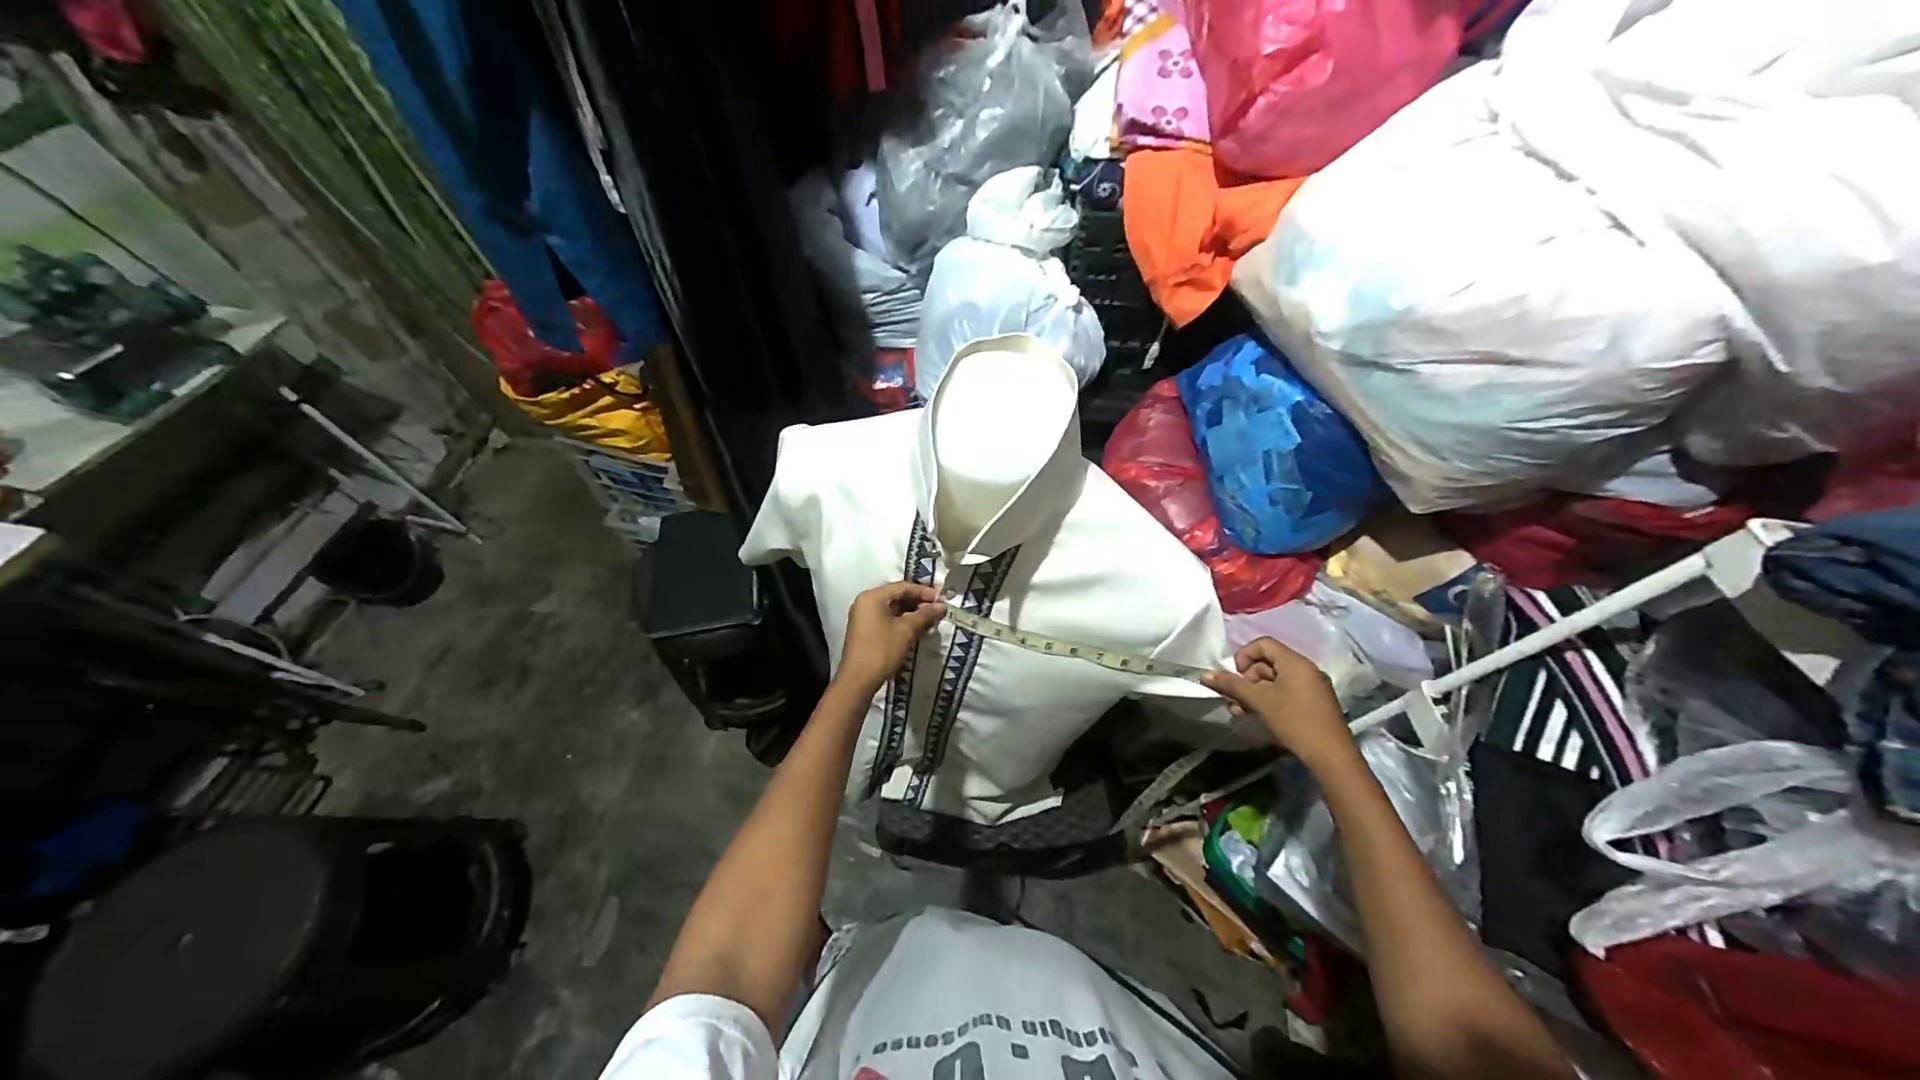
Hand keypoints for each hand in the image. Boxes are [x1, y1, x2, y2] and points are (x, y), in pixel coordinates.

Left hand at [835, 582, 945, 693]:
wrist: (858, 680)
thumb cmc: (882, 650)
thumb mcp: (906, 630)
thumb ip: (925, 615)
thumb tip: (942, 606)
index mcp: (872, 597)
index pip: (902, 587)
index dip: (923, 591)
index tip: (941, 598)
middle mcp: (865, 602)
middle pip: (896, 596)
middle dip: (918, 602)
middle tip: (938, 609)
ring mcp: (864, 617)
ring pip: (892, 609)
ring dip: (912, 613)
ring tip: (931, 620)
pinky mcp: (865, 631)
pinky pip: (887, 619)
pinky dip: (902, 622)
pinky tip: (918, 629)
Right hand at [1202, 637, 1357, 770]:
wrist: (1332, 757)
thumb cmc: (1294, 722)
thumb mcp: (1260, 702)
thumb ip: (1232, 685)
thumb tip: (1206, 675)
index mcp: (1295, 662)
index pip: (1263, 644)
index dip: (1244, 656)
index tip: (1235, 677)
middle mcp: (1306, 669)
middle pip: (1268, 662)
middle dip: (1247, 679)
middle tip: (1236, 699)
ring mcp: (1312, 687)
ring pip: (1275, 680)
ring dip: (1255, 692)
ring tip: (1242, 711)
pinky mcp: (1314, 703)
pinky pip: (1286, 692)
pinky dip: (1269, 700)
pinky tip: (1259, 716)